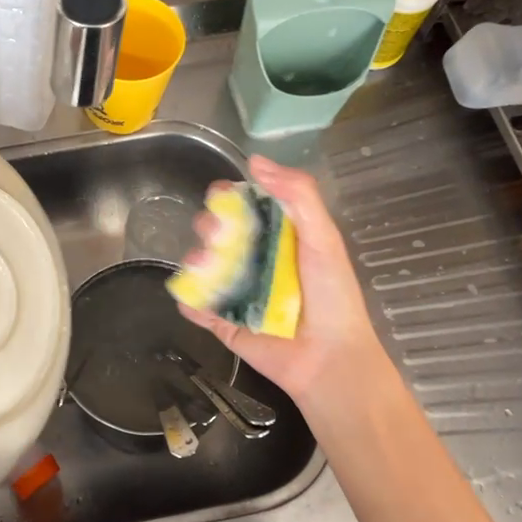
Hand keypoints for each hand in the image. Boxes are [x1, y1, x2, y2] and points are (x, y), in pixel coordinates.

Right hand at [177, 156, 396, 407]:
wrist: (330, 359)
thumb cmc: (332, 298)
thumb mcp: (323, 239)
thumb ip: (298, 196)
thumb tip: (256, 162)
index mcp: (279, 238)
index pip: (246, 207)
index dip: (229, 197)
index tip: (221, 194)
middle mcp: (254, 261)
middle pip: (218, 233)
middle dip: (210, 227)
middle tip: (216, 233)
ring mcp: (237, 292)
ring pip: (202, 267)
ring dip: (196, 261)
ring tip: (205, 265)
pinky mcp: (224, 323)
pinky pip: (197, 307)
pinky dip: (189, 301)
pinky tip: (194, 300)